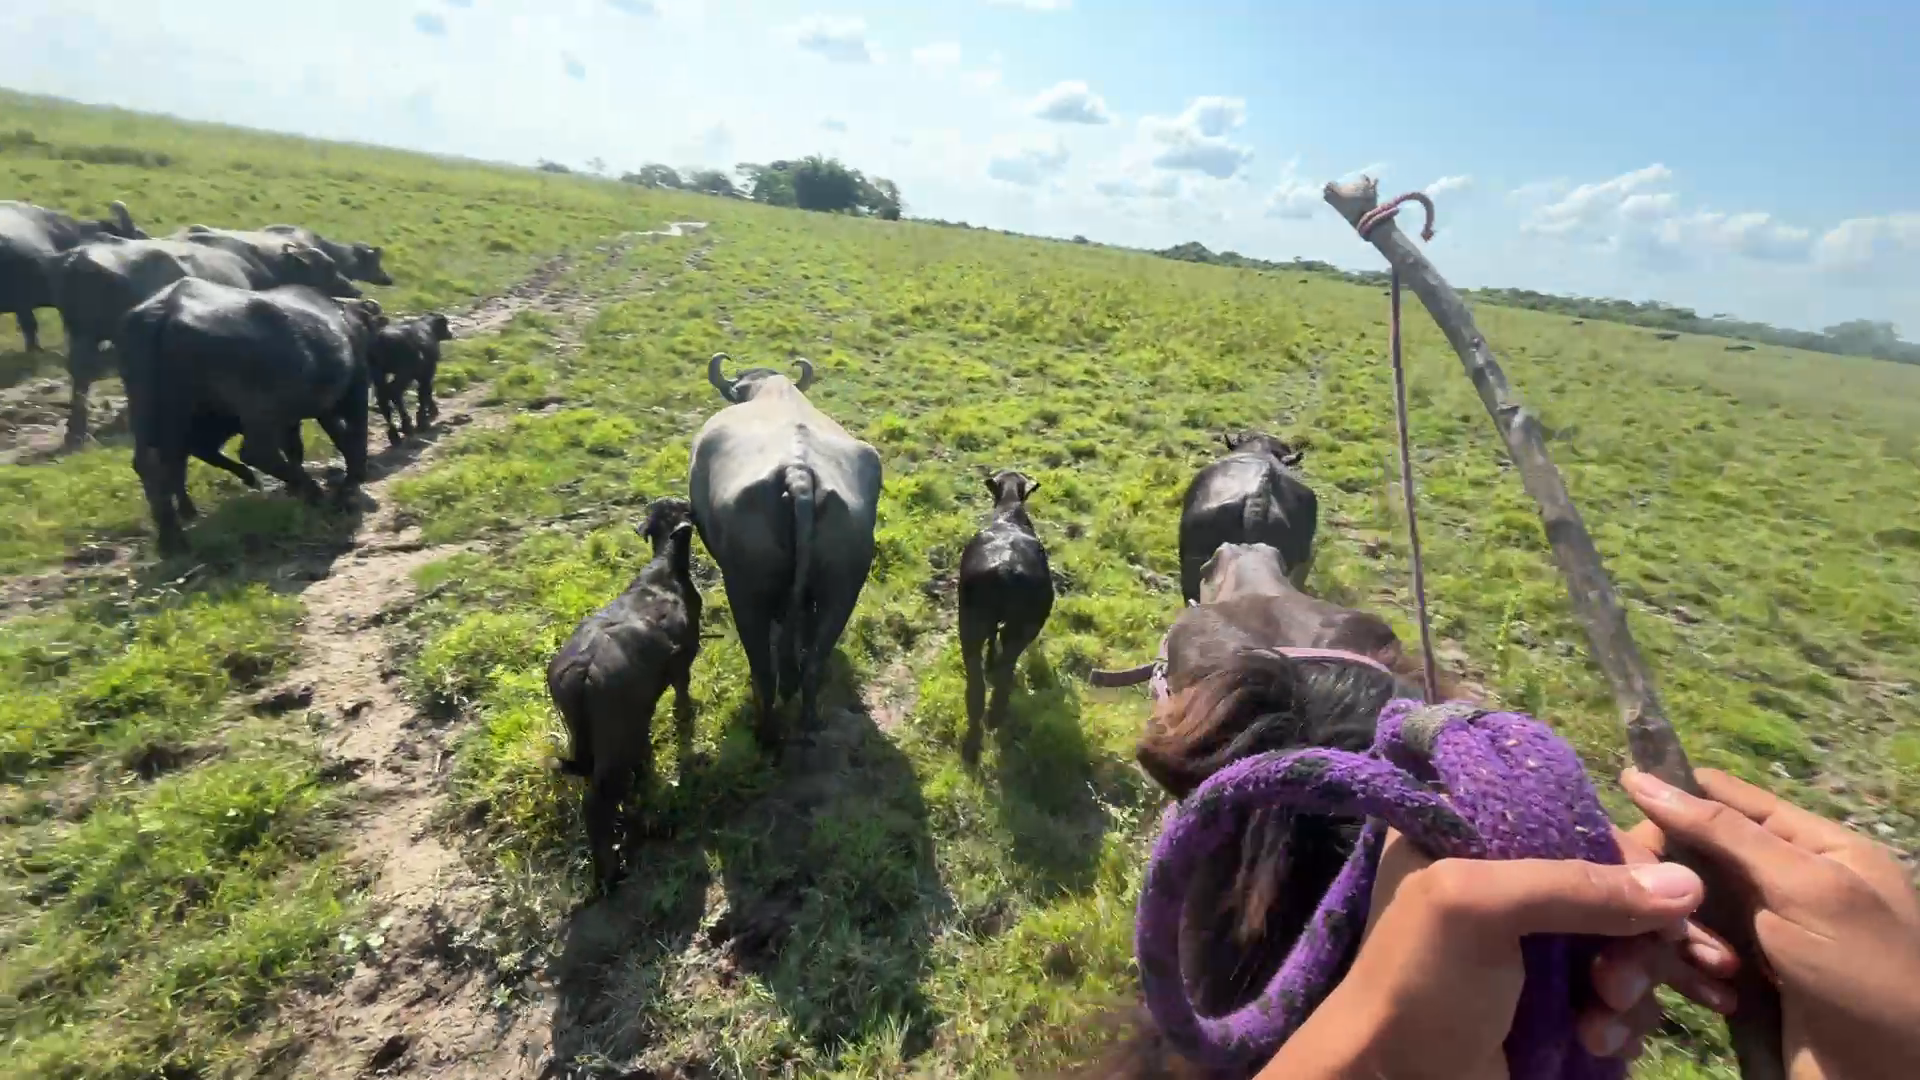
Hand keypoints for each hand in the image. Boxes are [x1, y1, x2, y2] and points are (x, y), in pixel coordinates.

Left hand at [1260, 832, 1734, 1079]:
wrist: (1401, 1076)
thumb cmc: (1421, 976)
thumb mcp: (1476, 907)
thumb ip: (1570, 886)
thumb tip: (1688, 883)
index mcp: (1458, 834)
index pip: (1561, 818)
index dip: (1617, 858)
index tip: (1656, 900)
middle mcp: (1494, 875)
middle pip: (1604, 884)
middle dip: (1632, 936)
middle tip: (1614, 981)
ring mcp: (1525, 936)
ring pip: (1621, 940)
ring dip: (1631, 983)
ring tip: (1603, 1015)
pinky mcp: (1551, 992)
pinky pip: (1620, 991)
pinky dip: (1623, 1017)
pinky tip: (1598, 1039)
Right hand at [1621, 767, 1919, 1079]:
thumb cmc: (1874, 982)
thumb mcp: (1808, 891)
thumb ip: (1722, 829)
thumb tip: (1635, 775)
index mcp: (1811, 846)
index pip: (1714, 794)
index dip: (1666, 805)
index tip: (1631, 836)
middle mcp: (1776, 876)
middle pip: (1680, 847)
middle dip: (1661, 880)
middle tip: (1657, 913)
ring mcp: (1753, 922)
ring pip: (1670, 896)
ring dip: (1667, 930)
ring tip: (1695, 962)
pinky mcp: (1732, 963)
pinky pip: (1676, 941)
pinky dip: (1675, 961)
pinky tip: (1697, 985)